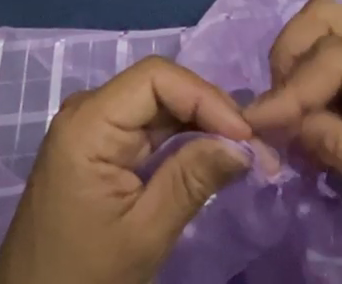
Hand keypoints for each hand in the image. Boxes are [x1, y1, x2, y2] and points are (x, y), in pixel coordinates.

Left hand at [0, 56, 252, 283]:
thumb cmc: (83, 275)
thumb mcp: (144, 233)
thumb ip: (192, 180)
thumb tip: (245, 145)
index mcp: (88, 122)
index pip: (156, 77)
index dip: (206, 96)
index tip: (247, 135)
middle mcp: (87, 111)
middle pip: (158, 87)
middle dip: (210, 111)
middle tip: (258, 149)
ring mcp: (90, 128)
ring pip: (157, 106)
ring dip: (201, 124)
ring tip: (245, 152)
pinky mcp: (97, 148)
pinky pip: (145, 128)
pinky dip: (182, 138)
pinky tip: (212, 155)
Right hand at [244, 0, 341, 283]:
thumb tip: (281, 123)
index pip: (335, 56)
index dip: (288, 90)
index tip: (255, 131)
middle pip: (326, 18)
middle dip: (289, 58)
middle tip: (275, 117)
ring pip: (331, 31)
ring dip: (300, 69)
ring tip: (290, 127)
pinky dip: (317, 85)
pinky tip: (315, 130)